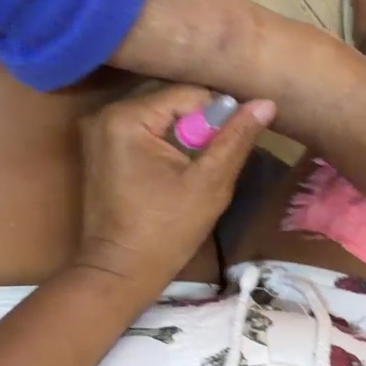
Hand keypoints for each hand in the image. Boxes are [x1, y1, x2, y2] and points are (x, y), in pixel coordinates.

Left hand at [73, 85, 271, 286]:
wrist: (122, 271)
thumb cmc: (167, 230)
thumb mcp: (210, 183)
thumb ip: (236, 139)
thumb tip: (266, 102)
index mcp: (127, 117)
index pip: (190, 94)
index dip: (220, 117)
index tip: (231, 148)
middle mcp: (106, 114)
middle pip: (173, 104)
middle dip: (201, 130)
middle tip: (214, 165)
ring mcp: (99, 132)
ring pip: (162, 120)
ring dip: (186, 139)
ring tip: (198, 171)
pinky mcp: (101, 150)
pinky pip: (146, 135)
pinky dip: (167, 148)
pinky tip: (177, 175)